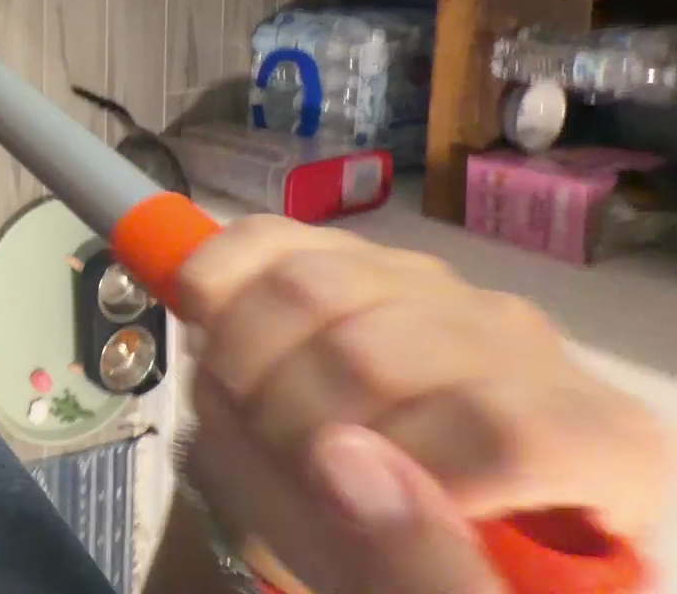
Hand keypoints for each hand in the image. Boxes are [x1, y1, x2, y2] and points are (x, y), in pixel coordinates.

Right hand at [176, 215, 668, 592]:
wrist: (348, 500)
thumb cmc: (407, 560)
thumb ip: (416, 570)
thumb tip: (344, 460)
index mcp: (591, 442)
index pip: (505, 427)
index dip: (401, 462)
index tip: (339, 503)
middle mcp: (513, 339)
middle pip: (377, 351)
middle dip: (286, 416)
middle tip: (268, 465)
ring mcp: (413, 279)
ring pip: (308, 284)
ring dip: (236, 357)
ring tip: (237, 409)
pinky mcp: (330, 248)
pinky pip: (256, 239)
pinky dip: (210, 286)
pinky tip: (209, 331)